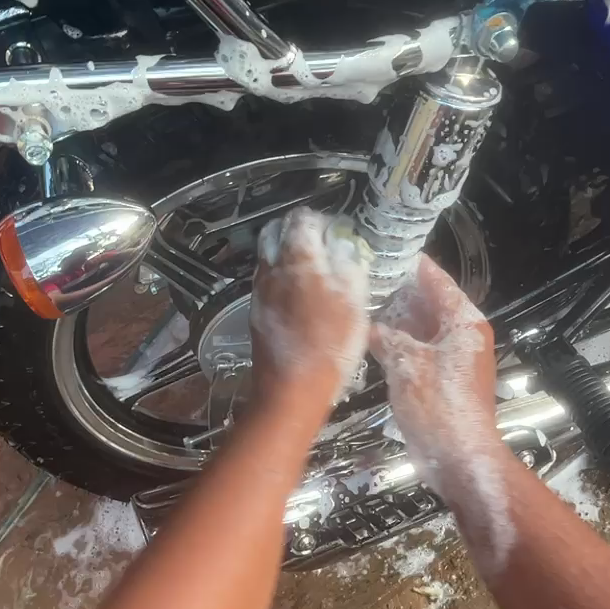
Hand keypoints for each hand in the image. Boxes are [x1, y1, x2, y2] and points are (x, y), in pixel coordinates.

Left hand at [249, 208, 371, 403]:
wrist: (290, 390)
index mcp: (298, 258)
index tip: (337, 236)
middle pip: (276, 232)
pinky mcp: (255, 312)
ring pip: (269, 257)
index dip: (322, 222)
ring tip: (313, 274)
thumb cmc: (330, 346)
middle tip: (321, 249)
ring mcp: (260, 291)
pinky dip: (281, 279)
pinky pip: (267, 282)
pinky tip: (300, 299)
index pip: (302, 219)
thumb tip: (342, 244)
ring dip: (288, 256)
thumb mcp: (354, 301)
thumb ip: (348, 264)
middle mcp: (272, 268)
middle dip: (297, 233)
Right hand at [372, 255, 518, 566]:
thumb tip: (365, 322)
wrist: (459, 457)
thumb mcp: (406, 365)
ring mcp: (452, 356)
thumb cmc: (439, 408)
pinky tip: (369, 340)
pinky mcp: (442, 377)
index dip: (407, 264)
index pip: (434, 278)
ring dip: (394, 319)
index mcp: (463, 321)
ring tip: (357, 305)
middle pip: (427, 301)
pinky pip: (417, 349)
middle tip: (358, 280)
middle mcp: (462, 333)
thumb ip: (386, 337)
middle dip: (395, 292)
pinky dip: (397, 343)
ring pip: (420, 326)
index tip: (378, 250)